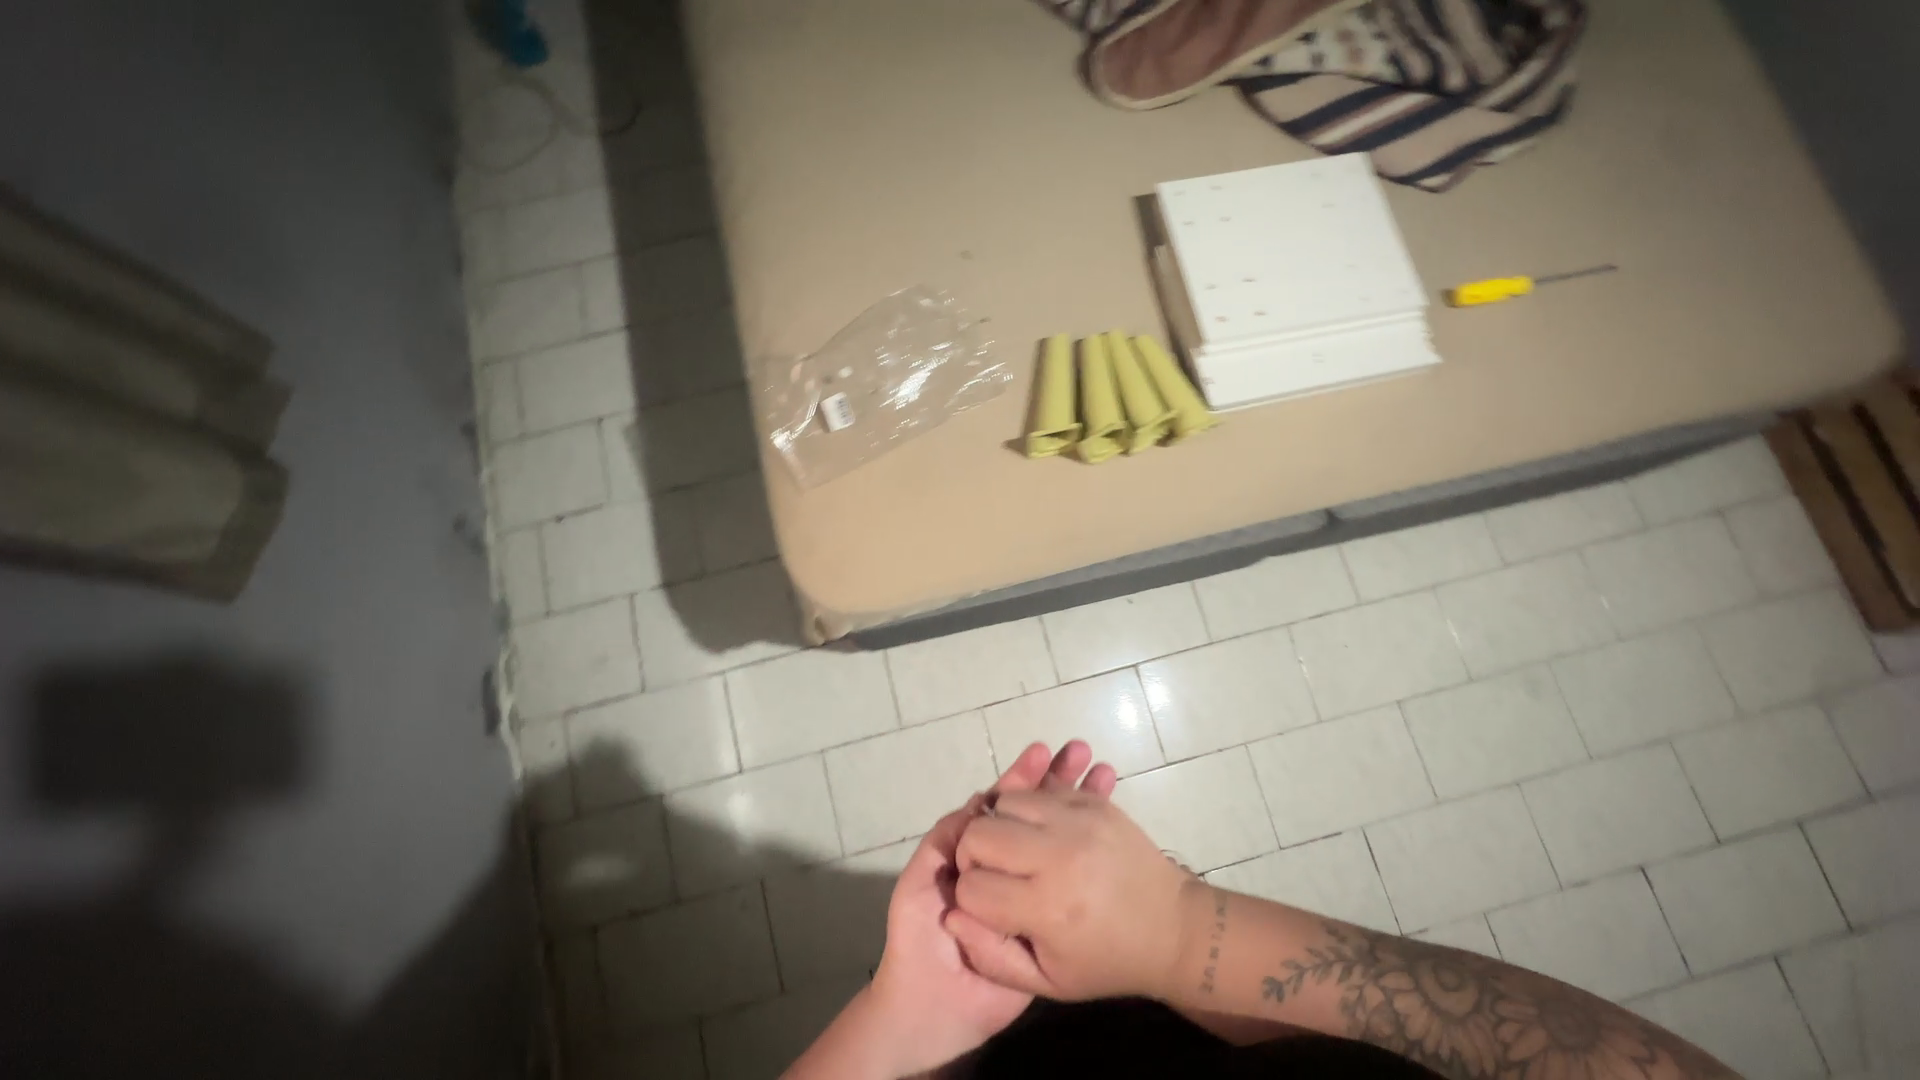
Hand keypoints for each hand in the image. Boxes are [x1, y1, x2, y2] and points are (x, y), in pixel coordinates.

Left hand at [859, 742, 1116, 1075]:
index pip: (1007, 808)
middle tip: (1081, 752)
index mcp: (982, 855)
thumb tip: (983, 799)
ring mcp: (1035, 892)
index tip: (1043, 752)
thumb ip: (947, 838)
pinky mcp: (1052, 920)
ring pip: (1060, 837)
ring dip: (1079, 801)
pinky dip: (1092, 843)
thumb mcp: (923, 879)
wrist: (933, 1004)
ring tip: (1101, 768)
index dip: (1023, 779)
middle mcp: (1011, 867)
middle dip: (1057, 780)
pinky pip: (1072, 877)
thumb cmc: (919, 935)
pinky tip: (1108, 814)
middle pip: (1038, 815)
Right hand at [944, 791, 1201, 1002]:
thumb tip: (951, 914)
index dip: (970, 896)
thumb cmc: (1105, 961)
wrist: (1173, 927)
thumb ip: (990, 954)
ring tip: (1018, 848)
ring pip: (1005, 801)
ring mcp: (1078, 822)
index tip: (987, 904)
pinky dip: (1030, 807)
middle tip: (995, 870)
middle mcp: (1059, 857)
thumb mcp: (1047, 981)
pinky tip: (1040, 830)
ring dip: (1000, 823)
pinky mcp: (1094, 804)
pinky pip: (1040, 789)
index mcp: (1046, 908)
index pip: (972, 886)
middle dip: (974, 852)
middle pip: (980, 833)